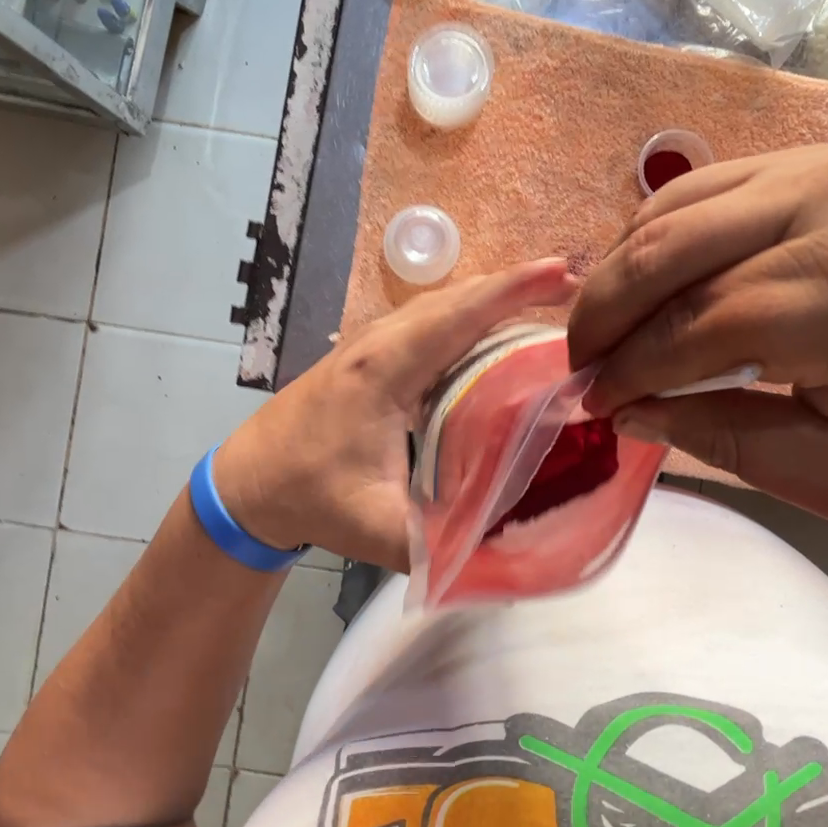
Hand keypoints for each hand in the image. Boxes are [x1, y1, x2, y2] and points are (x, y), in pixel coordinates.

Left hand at [215, 259, 577, 569]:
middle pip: (458, 298)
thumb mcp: (376, 530)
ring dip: (495, 297)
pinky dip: (472, 315)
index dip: (514, 290)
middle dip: (517, 286)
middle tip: (578, 291)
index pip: (459, 315)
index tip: (564, 272)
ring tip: (550, 301)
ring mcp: (373, 342)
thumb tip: (511, 554)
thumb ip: (441, 545)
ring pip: (444, 305)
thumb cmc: (310, 497)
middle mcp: (380, 342)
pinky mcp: (372, 353)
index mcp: (385, 370)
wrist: (249, 481)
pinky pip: (432, 321)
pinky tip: (498, 330)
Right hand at [567, 145, 827, 531]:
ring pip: (675, 210)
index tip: (592, 408)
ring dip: (621, 274)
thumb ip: (737, 447)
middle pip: (672, 250)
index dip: (631, 371)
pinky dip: (656, 237)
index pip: (703, 326)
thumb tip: (631, 412)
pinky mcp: (824, 155)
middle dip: (604, 314)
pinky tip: (646, 285)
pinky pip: (704, 187)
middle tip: (577, 368)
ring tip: (603, 334)